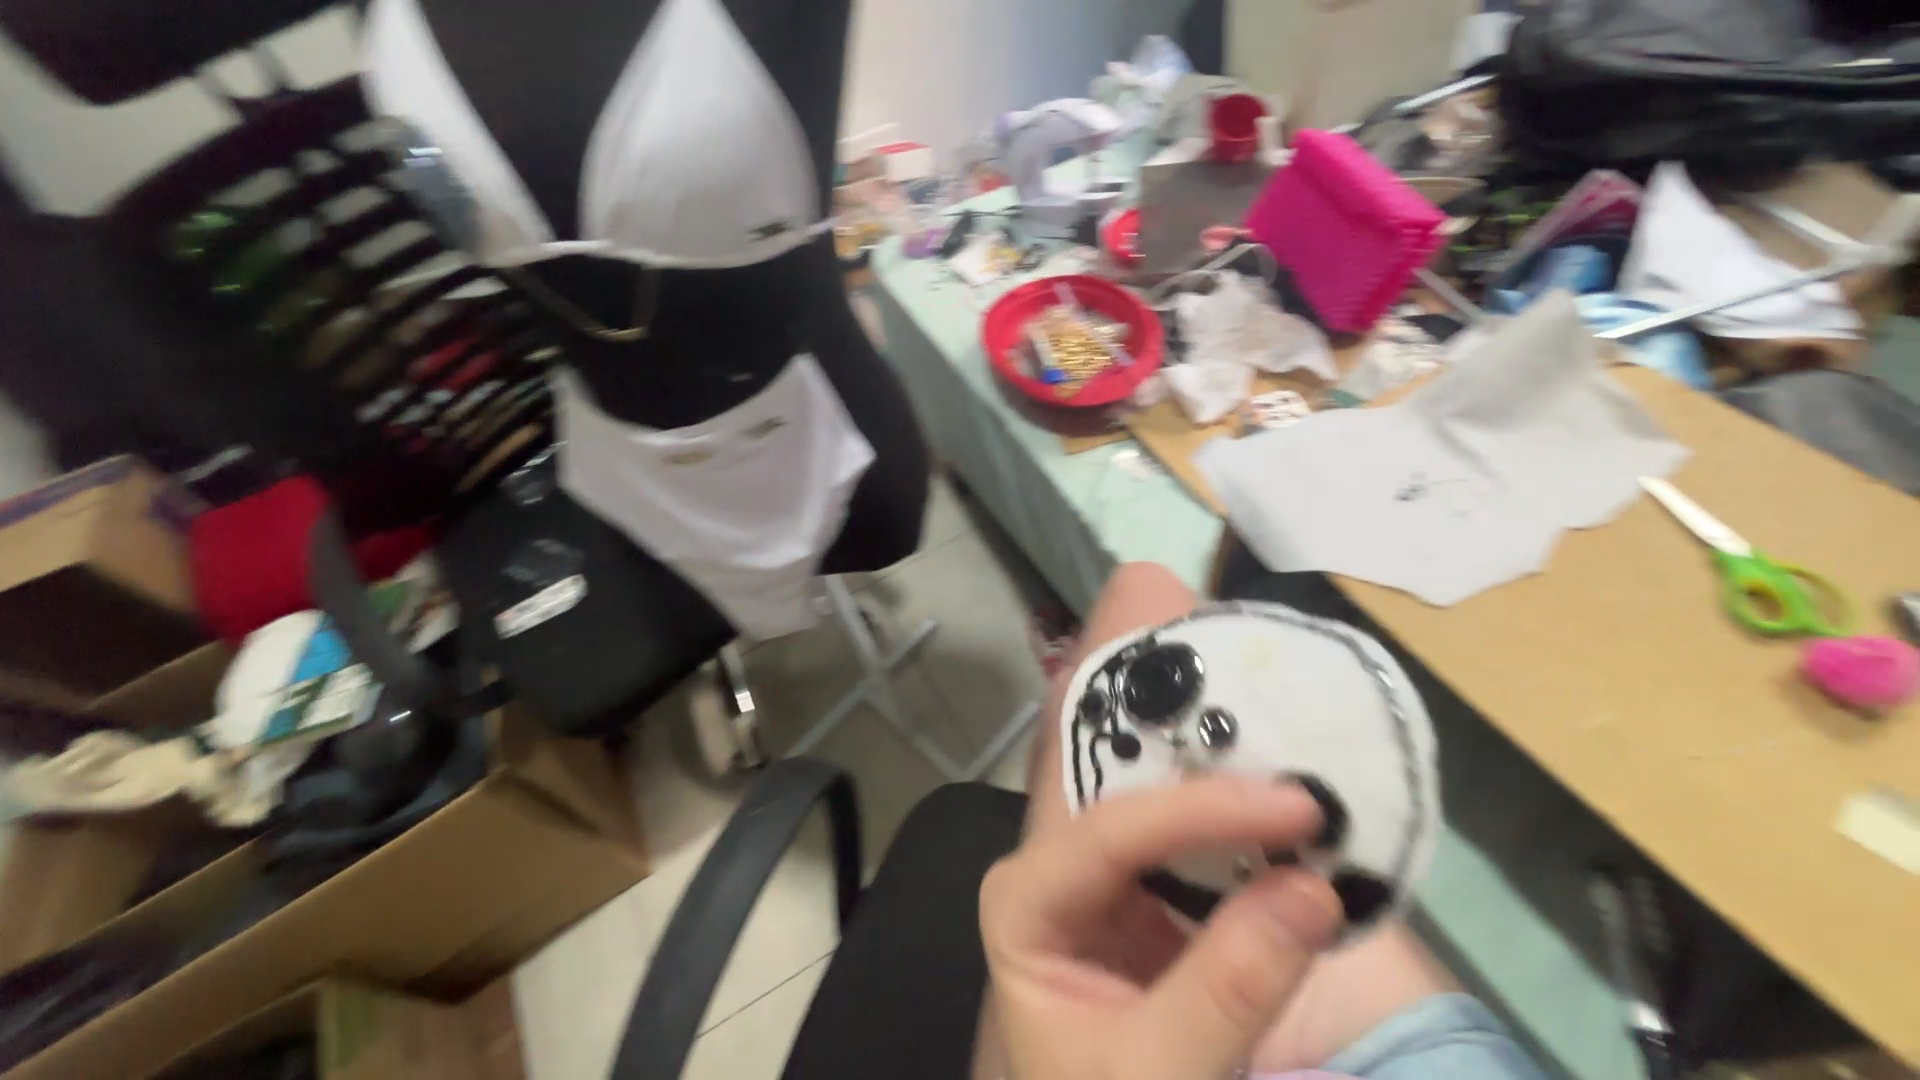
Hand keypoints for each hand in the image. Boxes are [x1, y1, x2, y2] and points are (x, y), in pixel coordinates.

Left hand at [980, 775, 1343, 1079]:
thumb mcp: (1163, 1074)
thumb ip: (1231, 985)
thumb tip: (1312, 887)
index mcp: (1022, 904)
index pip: (1109, 835)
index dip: (1201, 810)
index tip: (1296, 806)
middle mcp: (1052, 872)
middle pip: (1133, 808)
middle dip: (1216, 790)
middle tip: (1311, 785)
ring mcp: (1098, 883)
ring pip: (1165, 818)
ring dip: (1236, 808)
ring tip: (1313, 799)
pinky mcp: (1143, 904)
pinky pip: (1193, 853)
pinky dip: (1244, 844)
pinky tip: (1294, 835)